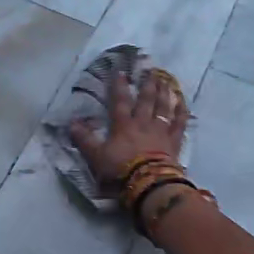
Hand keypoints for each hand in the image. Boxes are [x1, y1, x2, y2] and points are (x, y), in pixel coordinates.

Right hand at [68, 70, 188, 190]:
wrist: (149, 182)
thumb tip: (71, 123)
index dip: (119, 86)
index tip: (121, 72)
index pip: (120, 101)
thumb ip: (84, 139)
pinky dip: (182, 111)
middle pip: (146, 100)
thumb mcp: (96, 156)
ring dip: (164, 92)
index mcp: (123, 125)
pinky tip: (182, 101)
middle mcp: (143, 123)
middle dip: (147, 84)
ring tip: (165, 80)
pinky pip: (180, 122)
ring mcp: (160, 130)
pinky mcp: (174, 141)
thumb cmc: (121, 169)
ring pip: (163, 107)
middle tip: (150, 70)